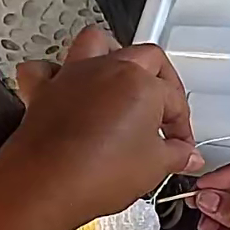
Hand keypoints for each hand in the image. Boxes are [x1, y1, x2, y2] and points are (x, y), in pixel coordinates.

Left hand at [0, 27, 201, 229]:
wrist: (44, 186)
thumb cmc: (94, 173)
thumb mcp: (153, 167)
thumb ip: (176, 155)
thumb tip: (186, 155)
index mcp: (140, 82)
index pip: (174, 99)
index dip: (182, 126)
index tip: (180, 146)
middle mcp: (106, 69)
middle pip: (146, 58)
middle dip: (161, 82)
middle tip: (163, 112)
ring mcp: (72, 77)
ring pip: (96, 43)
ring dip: (112, 54)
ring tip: (121, 76)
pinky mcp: (43, 93)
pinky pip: (44, 69)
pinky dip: (55, 73)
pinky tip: (64, 85)